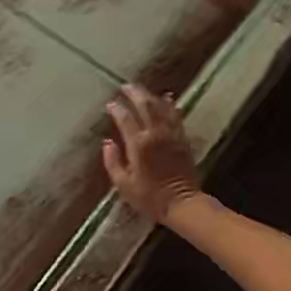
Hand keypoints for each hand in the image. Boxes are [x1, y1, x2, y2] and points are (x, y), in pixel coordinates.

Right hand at [102, 84, 204, 223]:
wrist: (182, 203)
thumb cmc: (149, 197)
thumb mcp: (123, 184)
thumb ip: (113, 161)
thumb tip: (107, 143)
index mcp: (138, 144)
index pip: (125, 118)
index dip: (116, 109)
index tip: (110, 104)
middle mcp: (155, 134)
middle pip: (144, 105)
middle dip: (134, 93)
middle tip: (125, 86)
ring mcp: (171, 134)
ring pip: (161, 107)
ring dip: (150, 96)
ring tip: (141, 90)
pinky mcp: (182, 138)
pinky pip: (175, 115)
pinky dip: (170, 105)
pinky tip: (166, 98)